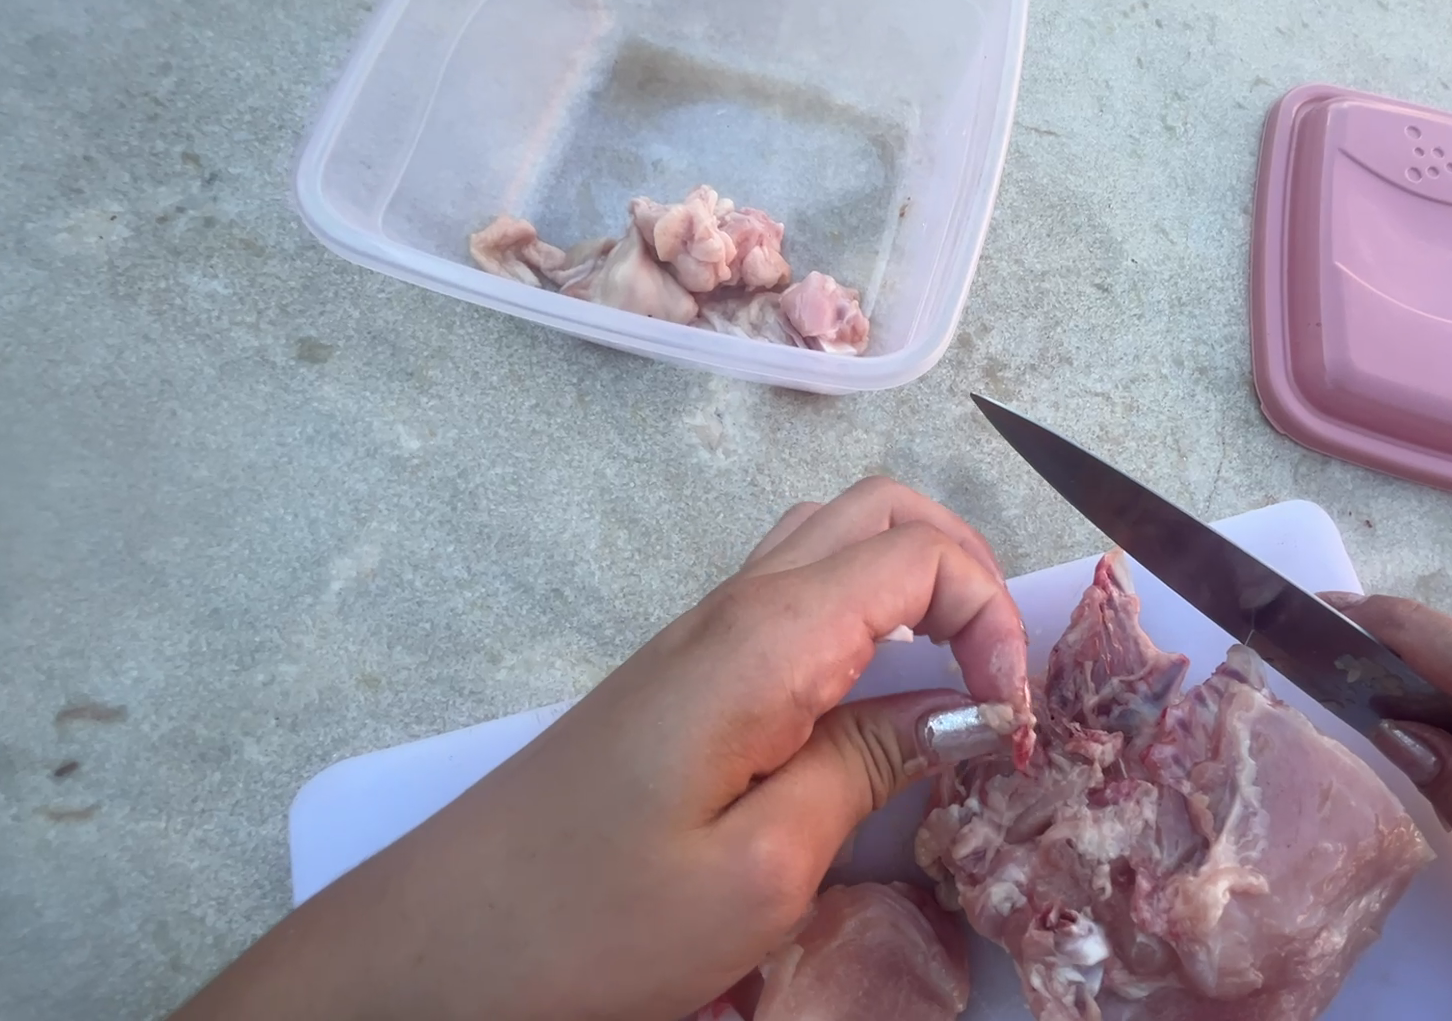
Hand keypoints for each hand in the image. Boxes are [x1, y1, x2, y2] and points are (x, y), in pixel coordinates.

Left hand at [173, 477, 1031, 1020]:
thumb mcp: (765, 868)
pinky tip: (878, 672)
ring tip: (954, 655)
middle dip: (967, 566)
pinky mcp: (701, 653)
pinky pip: (806, 578)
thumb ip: (871, 764)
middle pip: (885, 508)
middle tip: (995, 664)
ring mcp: (717, 617)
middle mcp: (747, 598)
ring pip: (842, 529)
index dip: (993, 618)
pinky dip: (871, 598)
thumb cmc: (598, 919)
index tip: (1009, 717)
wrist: (442, 943)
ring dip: (918, 571)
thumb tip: (958, 715)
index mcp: (772, 634)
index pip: (920, 556)